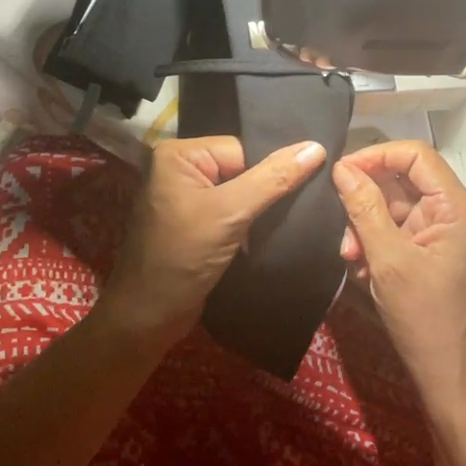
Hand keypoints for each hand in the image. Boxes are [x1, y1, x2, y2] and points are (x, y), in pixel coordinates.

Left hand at [99, 136, 326, 348]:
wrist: (148, 318)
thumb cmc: (182, 259)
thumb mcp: (230, 214)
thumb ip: (273, 179)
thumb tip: (317, 147)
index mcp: (180, 154)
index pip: (243, 148)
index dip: (271, 168)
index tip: (308, 183)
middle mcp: (182, 168)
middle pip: (245, 167)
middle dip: (270, 188)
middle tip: (309, 200)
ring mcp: (190, 197)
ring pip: (244, 191)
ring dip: (265, 208)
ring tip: (297, 217)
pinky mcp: (199, 223)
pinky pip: (235, 211)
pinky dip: (254, 222)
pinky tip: (275, 231)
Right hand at [333, 140, 465, 401]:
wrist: (446, 374)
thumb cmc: (423, 317)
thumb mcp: (388, 261)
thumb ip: (364, 209)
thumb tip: (341, 168)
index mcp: (457, 207)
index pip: (416, 156)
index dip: (376, 156)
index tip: (340, 172)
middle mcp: (454, 212)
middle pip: (402, 182)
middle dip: (366, 203)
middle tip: (341, 231)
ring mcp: (443, 233)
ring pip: (393, 208)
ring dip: (366, 228)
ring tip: (350, 258)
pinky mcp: (431, 251)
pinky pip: (397, 231)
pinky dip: (375, 244)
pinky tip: (362, 269)